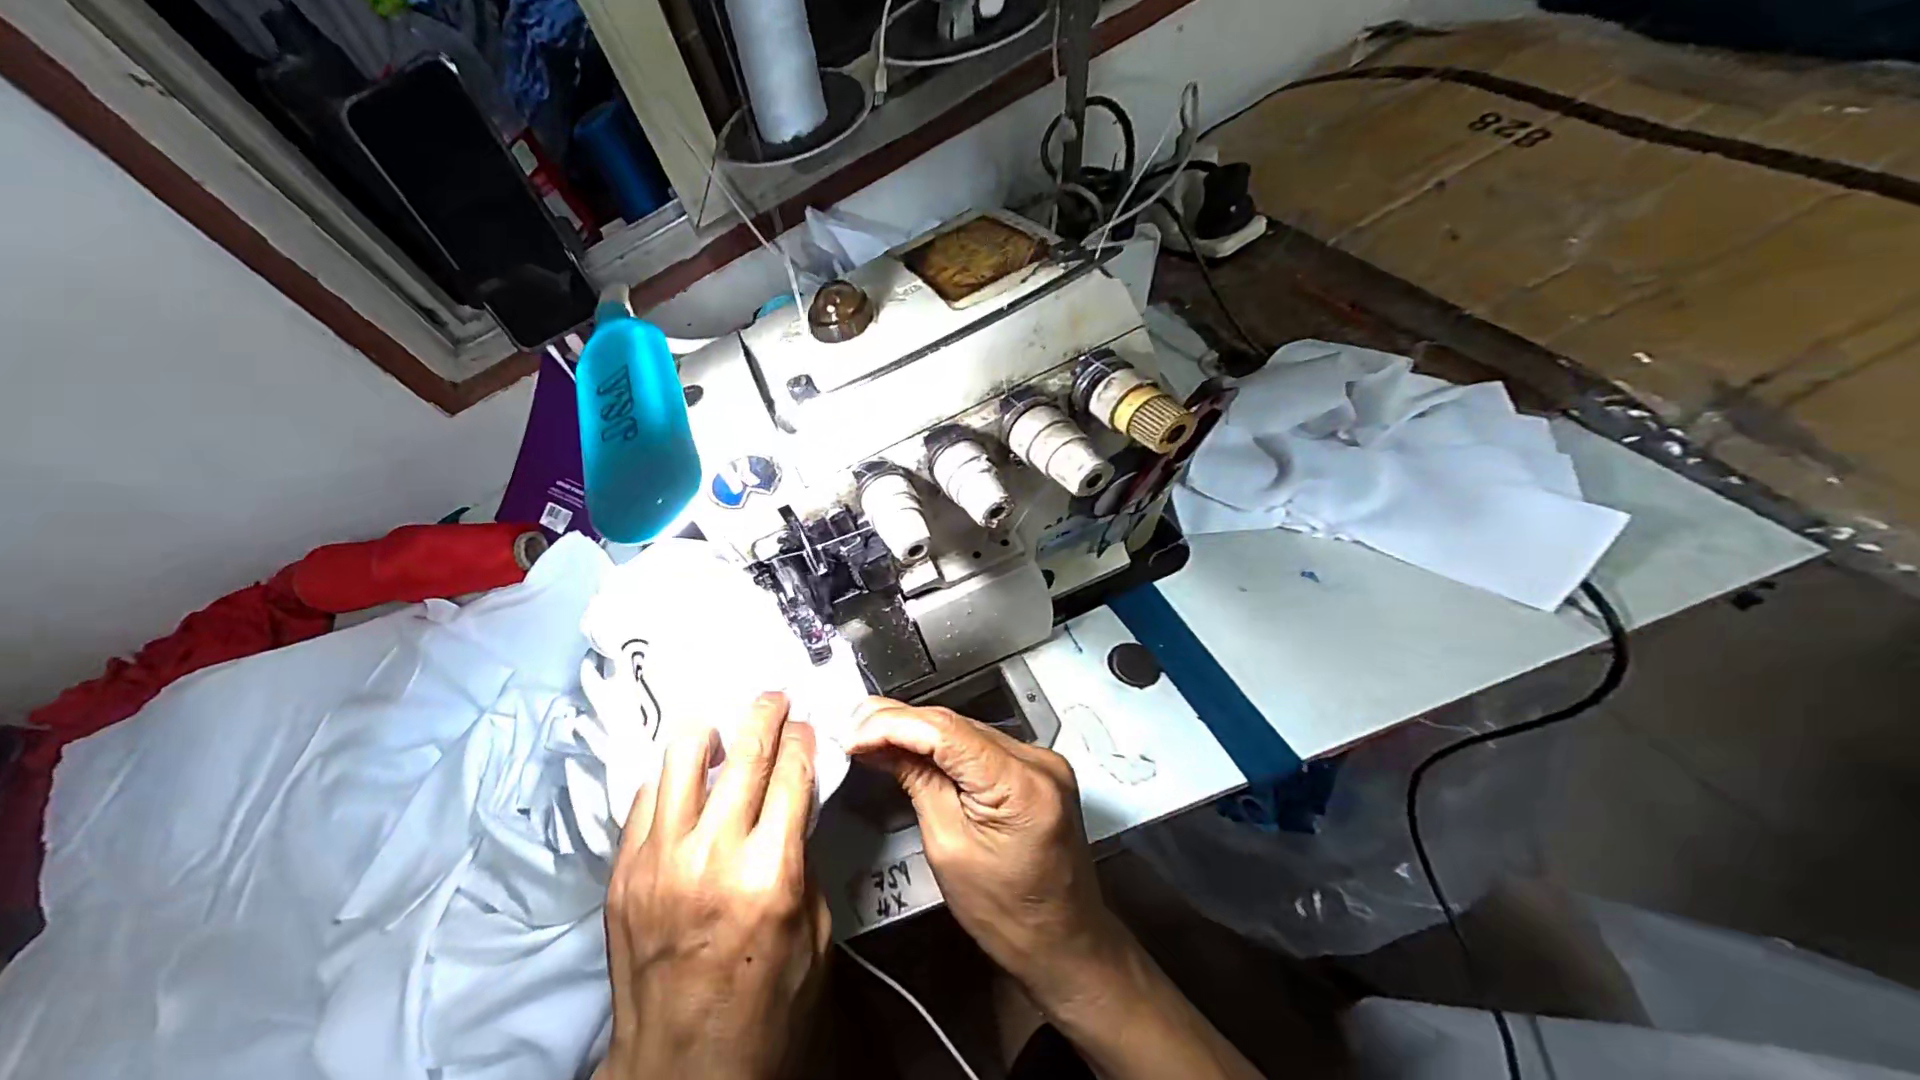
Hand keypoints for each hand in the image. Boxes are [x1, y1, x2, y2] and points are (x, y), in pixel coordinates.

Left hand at [601, 692, 831, 1079]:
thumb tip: (794, 804)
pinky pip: (645, 800)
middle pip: (744, 754)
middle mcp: (712, 856)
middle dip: (765, 714)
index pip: (791, 775)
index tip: (806, 725)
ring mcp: (658, 862)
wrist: (682, 1070)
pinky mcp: (622, 874)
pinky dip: (670, 776)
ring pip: (681, 760)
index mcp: (771, 874)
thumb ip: (802, 857)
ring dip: (709, 732)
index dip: (803, 740)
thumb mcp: (815, 932)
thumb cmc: (764, 1008)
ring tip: (723, 724)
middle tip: (774, 697)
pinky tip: (687, 772)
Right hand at [845, 698, 1124, 1006]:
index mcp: (1022, 784)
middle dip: (899, 724)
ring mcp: (1041, 760)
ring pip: (964, 728)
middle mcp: (1038, 761)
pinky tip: (913, 747)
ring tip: (873, 739)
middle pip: (955, 723)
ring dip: (918, 731)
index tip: (854, 732)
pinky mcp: (1035, 767)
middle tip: (853, 732)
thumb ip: (919, 784)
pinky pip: (980, 743)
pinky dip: (943, 744)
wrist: (1061, 940)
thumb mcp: (949, 849)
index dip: (893, 724)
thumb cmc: (1011, 914)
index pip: (946, 731)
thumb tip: (883, 746)